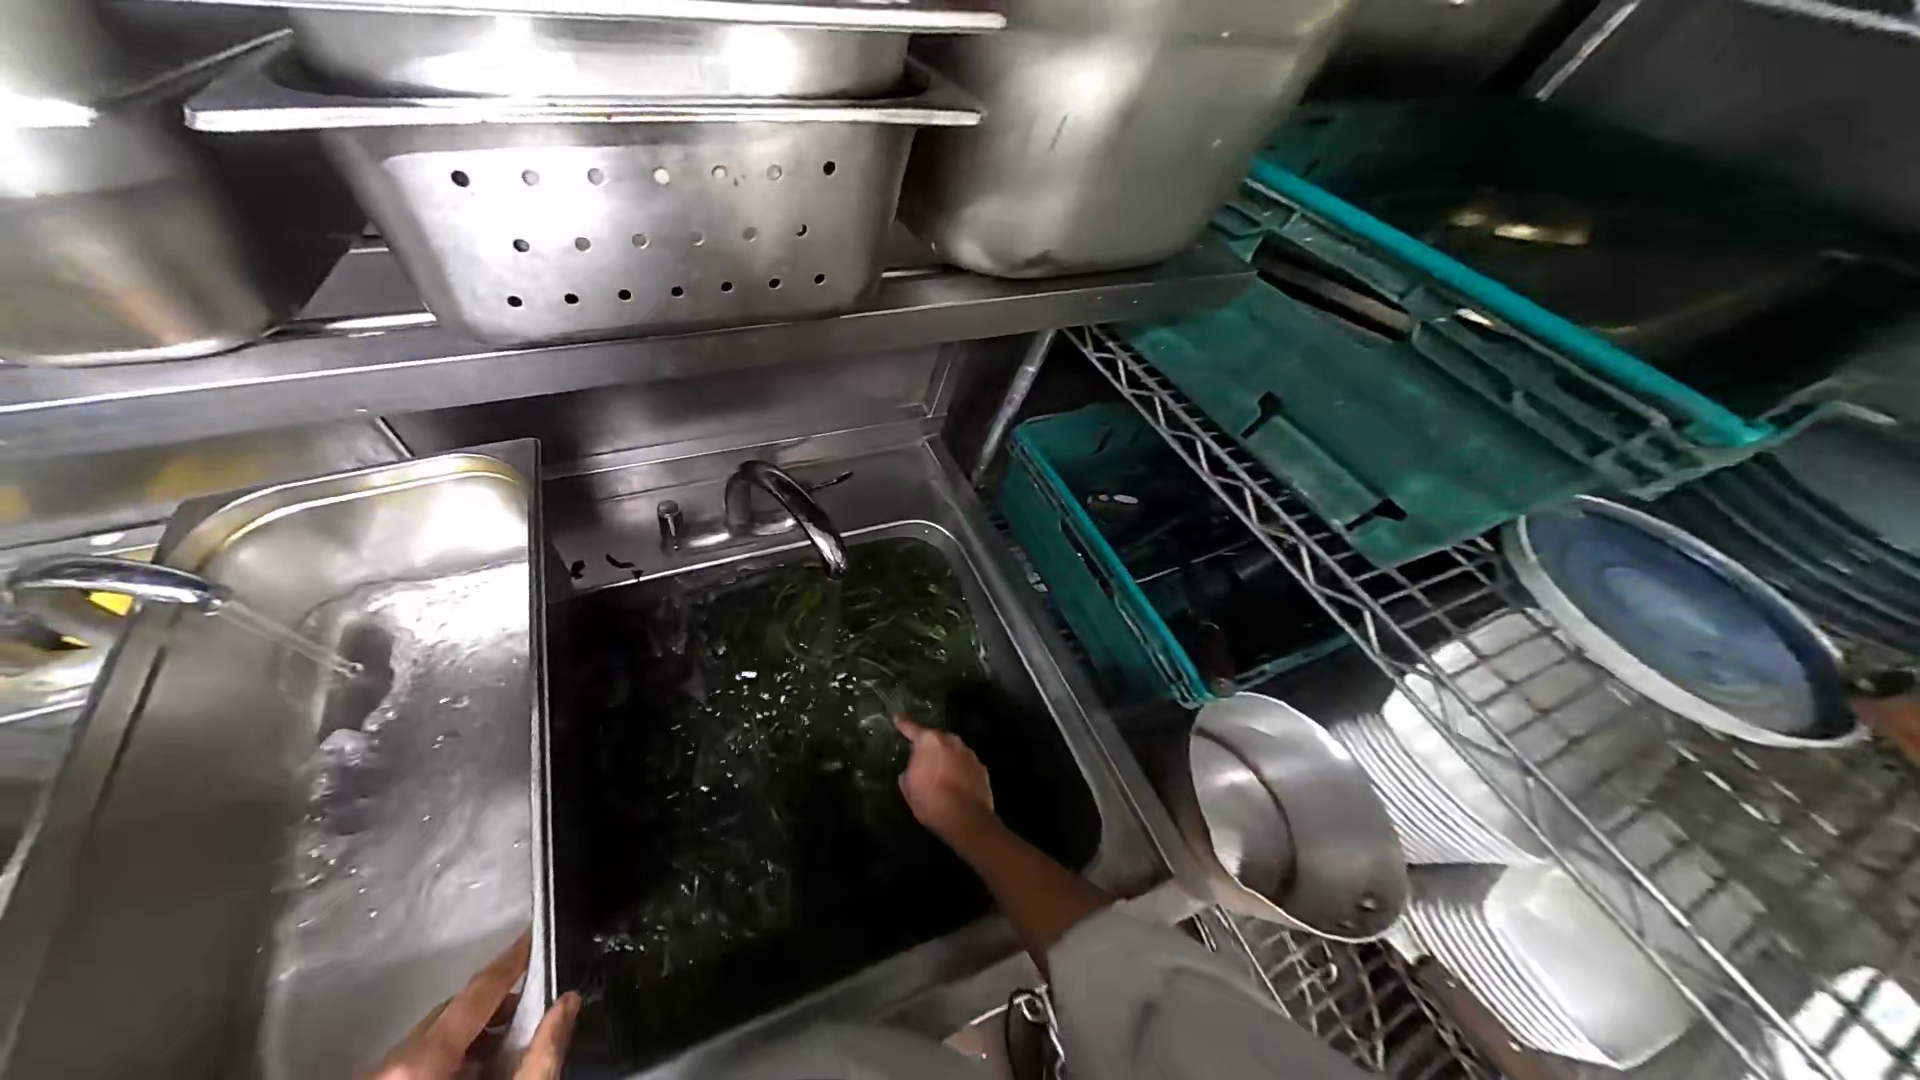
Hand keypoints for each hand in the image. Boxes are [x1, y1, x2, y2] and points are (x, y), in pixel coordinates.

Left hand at [365, 930, 579, 1079]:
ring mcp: (372, 1079)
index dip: (511, 959)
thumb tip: (567, 1002)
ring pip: (431, 1037)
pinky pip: (411, 1060)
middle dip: (496, 1005)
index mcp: (420, 1061)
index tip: (534, 931)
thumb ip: (542, 1054)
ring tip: (505, 1048)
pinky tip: (473, 1070)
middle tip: (532, 1008)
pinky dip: (447, 1056)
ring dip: (472, 1034)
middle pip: (452, 1012)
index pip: (477, 991)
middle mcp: (387, 1064)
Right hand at [894, 713, 994, 842]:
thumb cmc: (931, 801)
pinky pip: (965, 764)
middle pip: (936, 739)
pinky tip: (957, 785)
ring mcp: (969, 753)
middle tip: (922, 762)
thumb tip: (911, 770)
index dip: (903, 723)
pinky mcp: (982, 767)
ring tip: (941, 777)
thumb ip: (908, 772)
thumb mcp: (909, 788)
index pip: (912, 728)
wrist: (967, 819)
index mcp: (929, 741)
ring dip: (946, 759)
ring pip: (953, 751)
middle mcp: (951, 740)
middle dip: (929, 748)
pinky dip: (960, 770)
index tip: (898, 717)